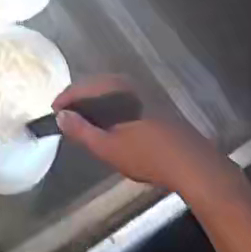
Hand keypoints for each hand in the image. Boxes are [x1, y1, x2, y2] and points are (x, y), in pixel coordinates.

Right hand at [54, 77, 235, 196]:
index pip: (82, 87)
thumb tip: (61, 116)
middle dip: (80, 100)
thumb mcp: (108, 147)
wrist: (196, 167)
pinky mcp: (159, 106)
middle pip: (97, 87)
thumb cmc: (149, 156)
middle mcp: (132, 85)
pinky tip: (112, 127)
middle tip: (67, 118)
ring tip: (86, 124)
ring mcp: (148, 94)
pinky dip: (112, 110)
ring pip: (113, 94)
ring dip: (97, 105)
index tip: (54, 113)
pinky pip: (126, 101)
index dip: (65, 99)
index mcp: (118, 88)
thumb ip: (81, 130)